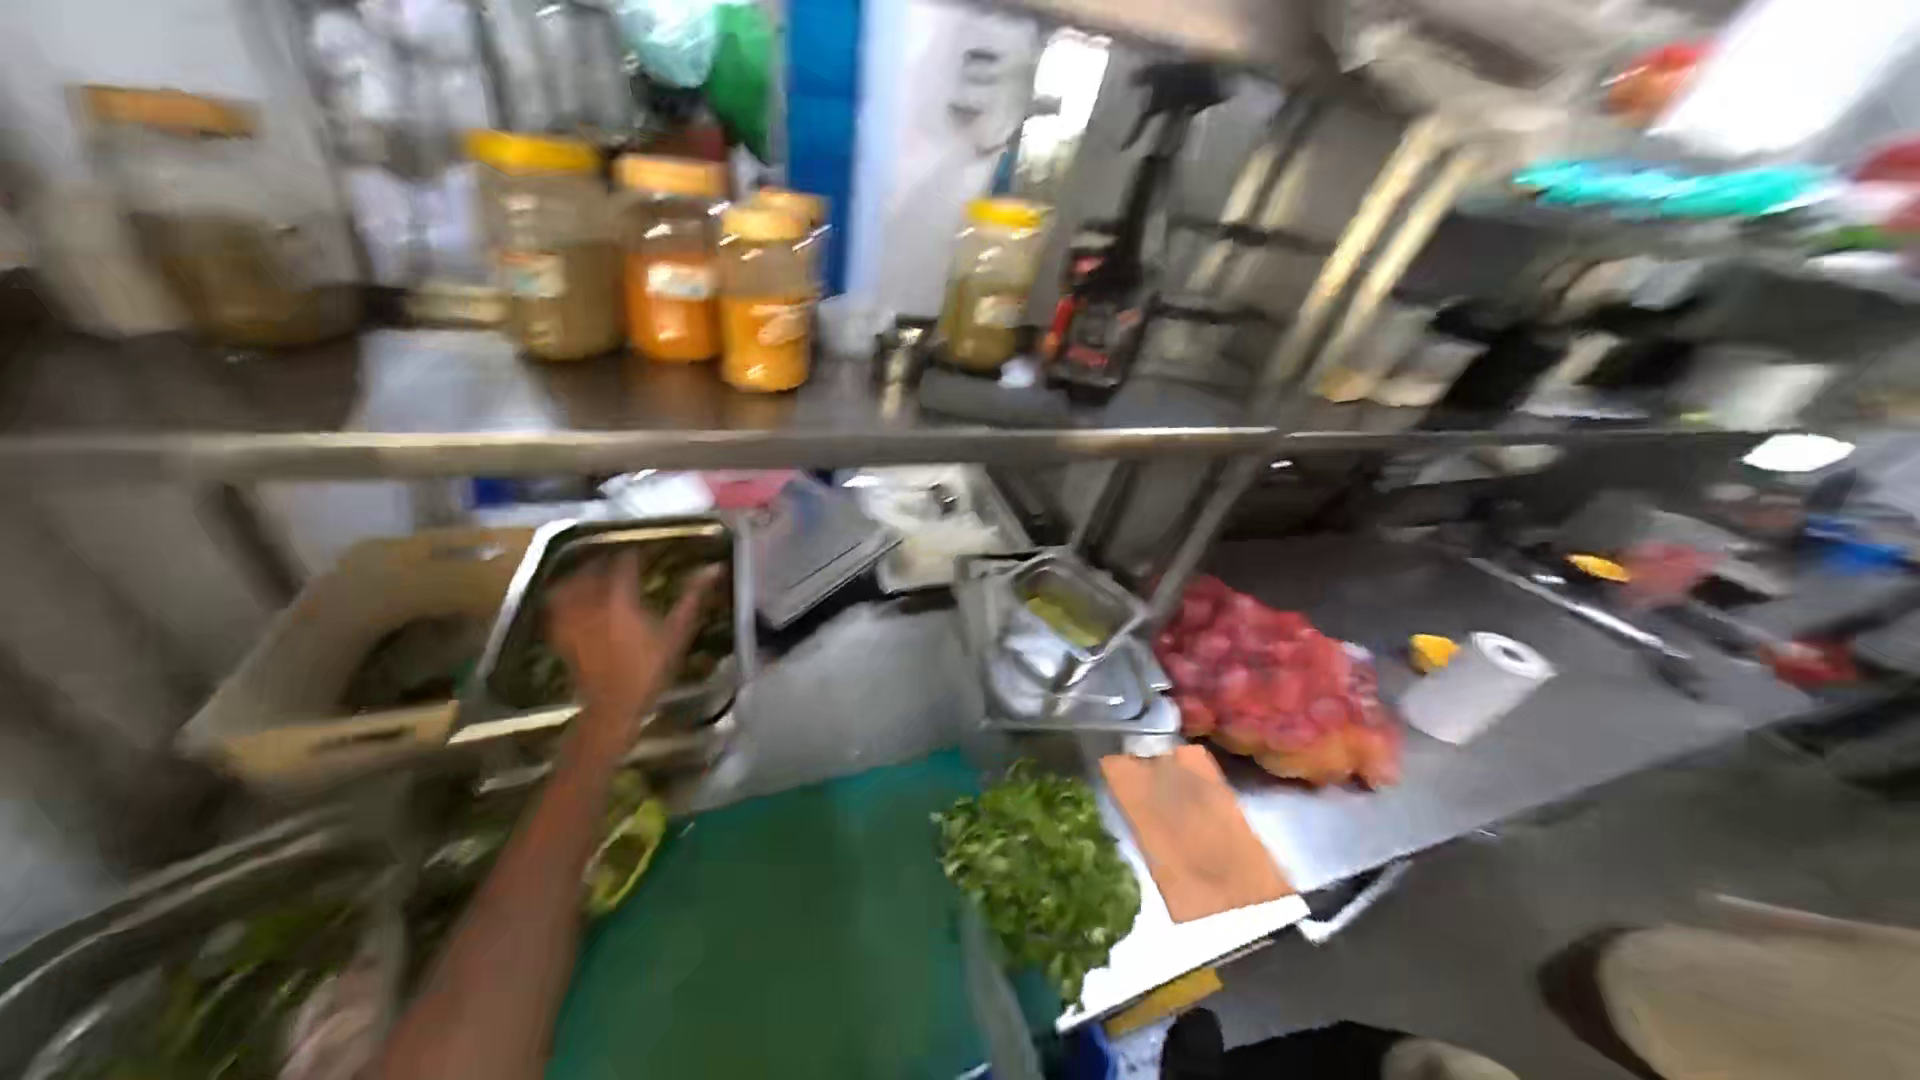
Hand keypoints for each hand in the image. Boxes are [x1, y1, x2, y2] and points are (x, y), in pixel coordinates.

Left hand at [545, 551, 718, 752]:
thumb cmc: (651, 670)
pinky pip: (556, 607)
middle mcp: (592, 604)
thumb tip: (714, 568)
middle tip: (618, 561)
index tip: (642, 552)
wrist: (615, 705)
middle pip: (592, 571)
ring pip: (569, 585)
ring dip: (580, 576)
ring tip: (592, 574)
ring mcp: (573, 619)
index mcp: (621, 600)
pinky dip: (564, 598)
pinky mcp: (561, 635)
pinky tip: (573, 600)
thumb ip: (693, 598)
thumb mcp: (677, 633)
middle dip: (605, 562)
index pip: (624, 565)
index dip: (633, 555)